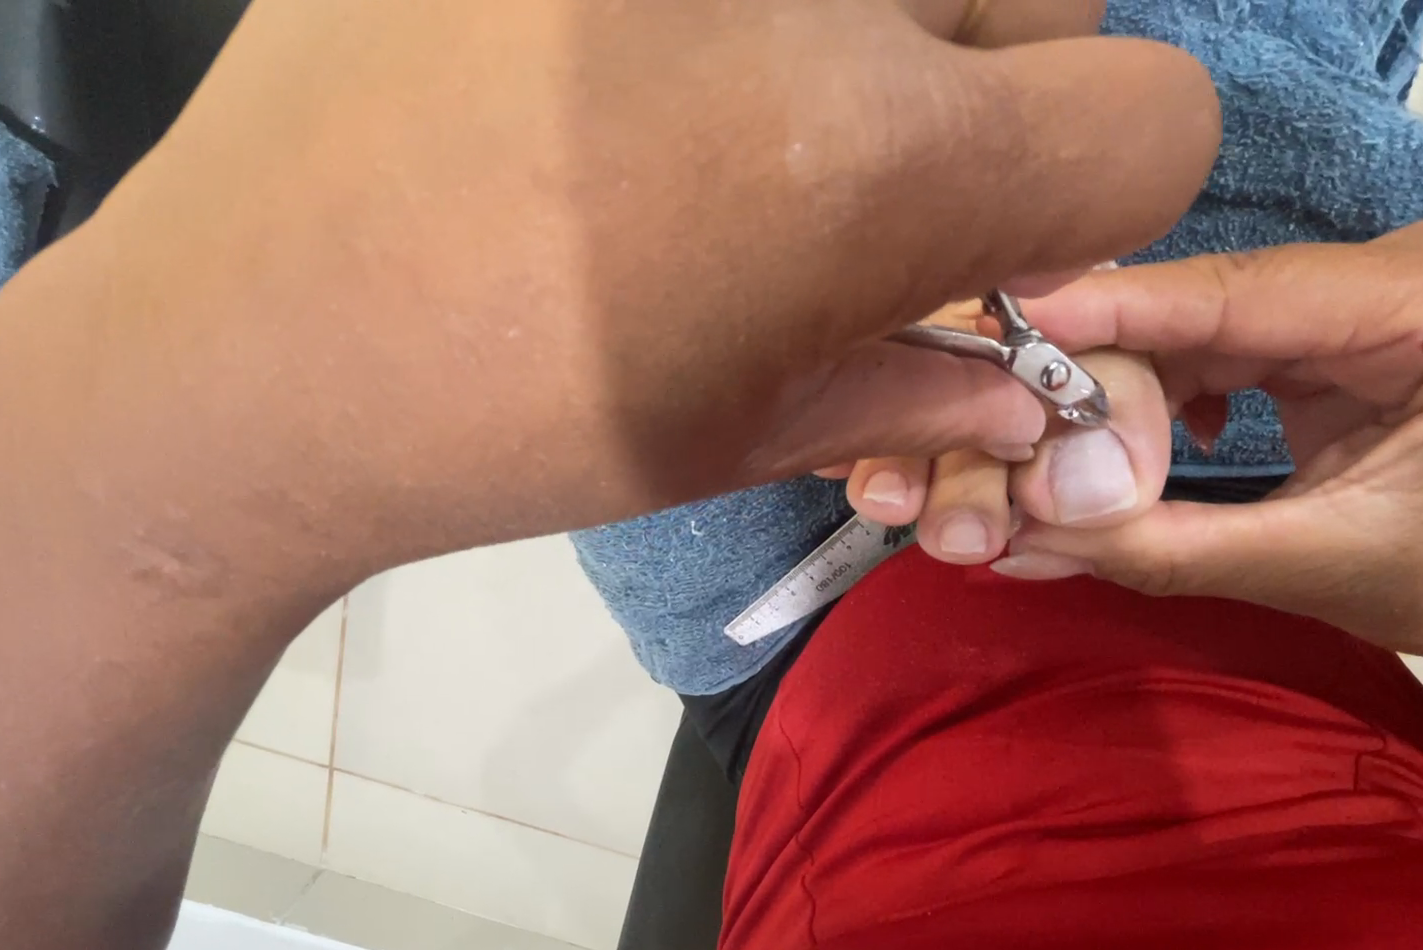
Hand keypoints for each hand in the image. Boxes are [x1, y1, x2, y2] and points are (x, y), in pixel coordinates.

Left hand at [0, 0, 1217, 597]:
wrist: (264, 354)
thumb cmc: (531, 430)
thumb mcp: (753, 436)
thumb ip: (930, 386)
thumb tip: (1043, 388)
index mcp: (880, 159)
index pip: (1159, 121)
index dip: (1104, 202)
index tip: (1013, 252)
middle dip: (1007, 104)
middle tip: (877, 187)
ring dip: (893, 45)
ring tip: (752, 127)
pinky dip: (760, 26)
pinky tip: (647, 76)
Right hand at [997, 218, 1422, 672]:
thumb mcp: (1317, 571)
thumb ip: (1164, 550)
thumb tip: (1020, 540)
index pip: (1249, 296)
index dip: (1120, 309)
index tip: (1015, 320)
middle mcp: (1418, 266)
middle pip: (1215, 308)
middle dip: (1113, 371)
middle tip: (1023, 427)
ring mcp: (1379, 292)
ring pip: (1207, 328)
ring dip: (1129, 389)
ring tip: (1063, 445)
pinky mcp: (1344, 329)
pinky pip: (1223, 349)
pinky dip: (1167, 396)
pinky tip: (1141, 438)